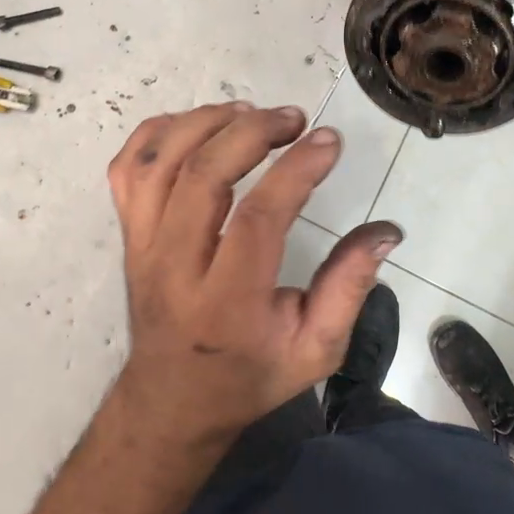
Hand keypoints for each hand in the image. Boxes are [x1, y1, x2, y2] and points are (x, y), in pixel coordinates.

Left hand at [106, 102, 403, 444]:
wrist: (172, 400)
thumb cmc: (251, 373)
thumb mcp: (315, 349)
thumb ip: (349, 288)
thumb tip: (385, 231)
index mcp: (226, 304)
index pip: (256, 218)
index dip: (295, 170)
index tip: (328, 140)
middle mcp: (173, 269)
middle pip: (200, 177)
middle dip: (252, 132)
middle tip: (294, 119)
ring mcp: (141, 247)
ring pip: (159, 163)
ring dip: (207, 122)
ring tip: (252, 113)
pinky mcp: (128, 234)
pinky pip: (128, 168)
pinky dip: (160, 132)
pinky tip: (201, 125)